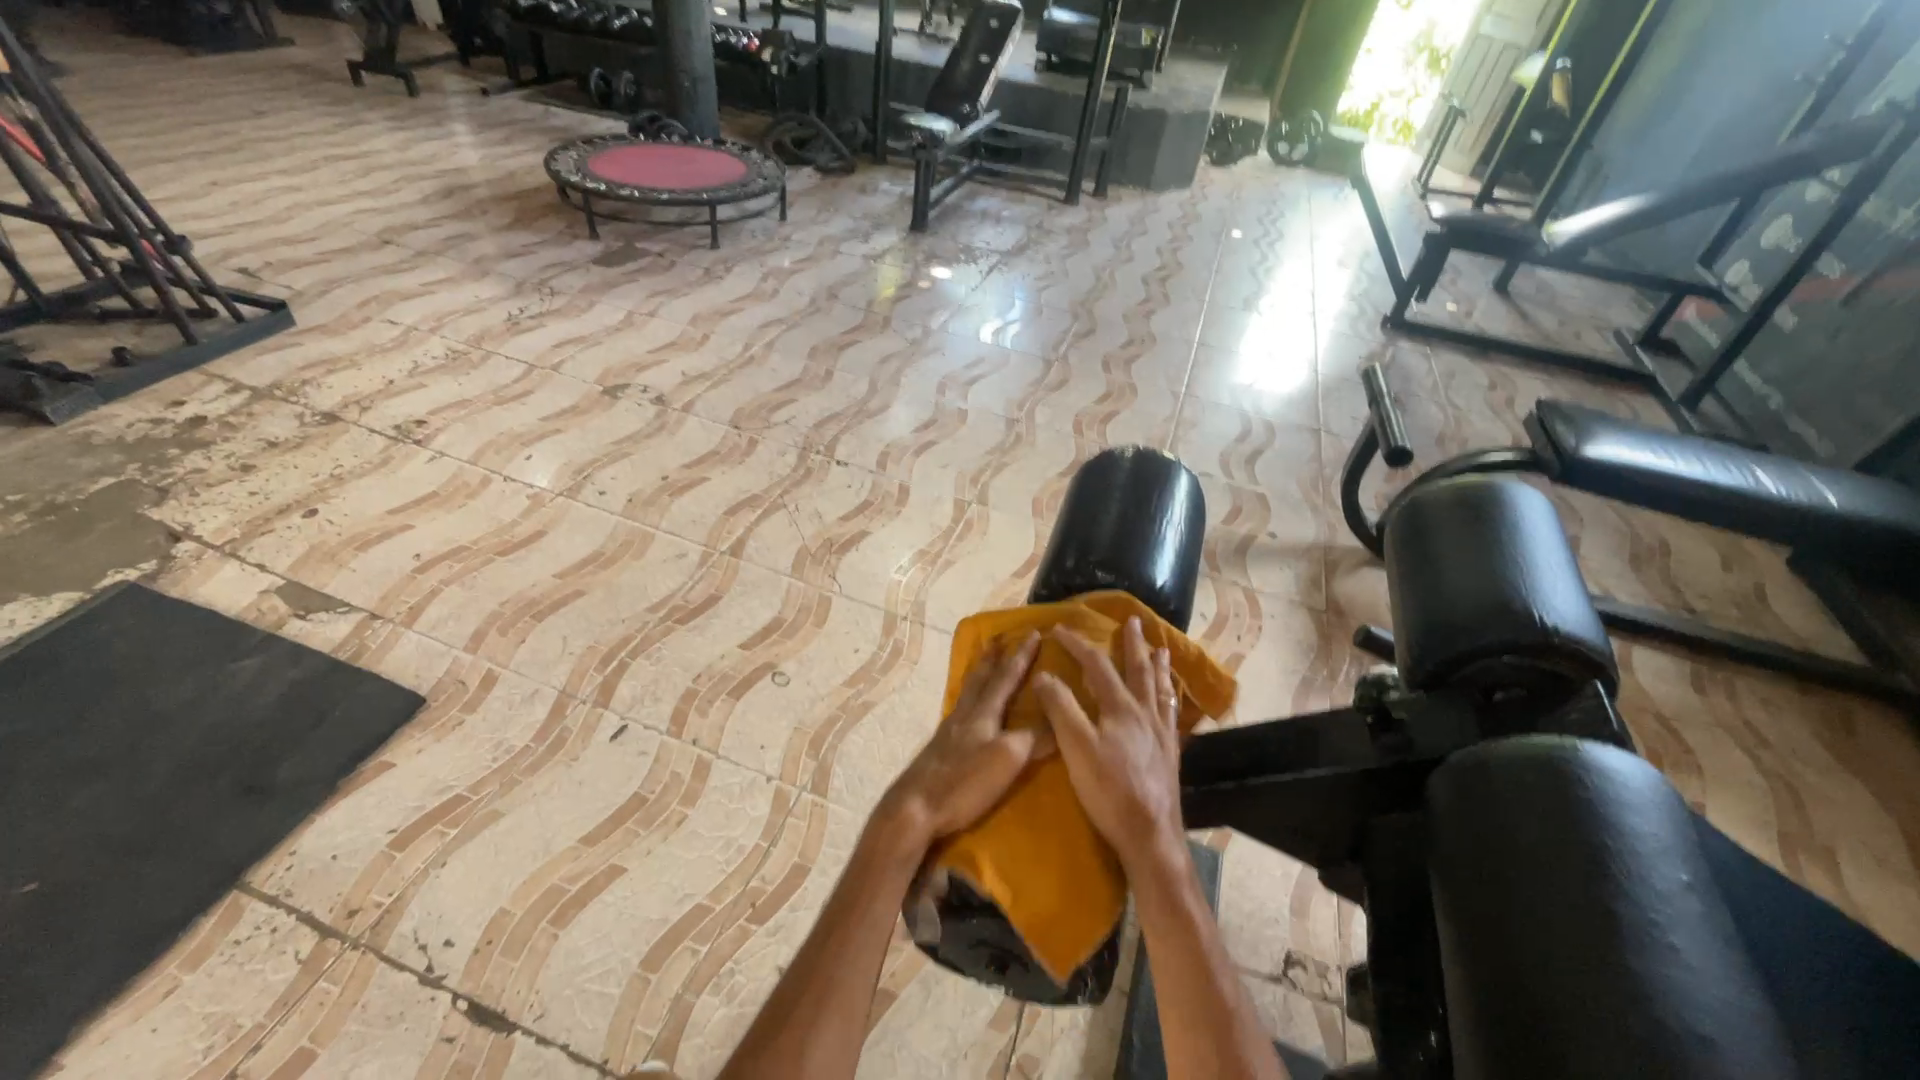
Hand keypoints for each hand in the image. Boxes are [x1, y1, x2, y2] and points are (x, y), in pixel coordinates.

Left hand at [877, 632, 1051, 854]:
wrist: (915, 808)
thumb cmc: (964, 781)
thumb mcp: (1008, 758)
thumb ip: (1033, 738)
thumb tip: (1059, 722)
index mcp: (982, 713)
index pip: (1006, 678)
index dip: (1021, 657)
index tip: (1034, 634)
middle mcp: (964, 716)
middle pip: (979, 680)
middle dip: (991, 659)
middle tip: (997, 640)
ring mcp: (948, 733)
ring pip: (967, 695)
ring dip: (978, 677)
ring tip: (982, 667)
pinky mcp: (940, 752)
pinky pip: (960, 713)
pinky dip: (969, 701)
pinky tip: (968, 712)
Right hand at [1032, 616, 1183, 871]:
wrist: (1150, 834)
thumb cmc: (1109, 791)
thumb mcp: (1076, 747)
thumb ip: (1061, 708)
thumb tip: (1044, 675)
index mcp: (1121, 708)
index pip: (1098, 666)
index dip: (1079, 645)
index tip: (1061, 628)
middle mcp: (1145, 713)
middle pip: (1140, 670)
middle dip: (1133, 644)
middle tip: (1135, 621)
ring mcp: (1162, 734)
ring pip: (1161, 689)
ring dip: (1158, 667)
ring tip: (1162, 651)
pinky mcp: (1170, 754)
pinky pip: (1172, 714)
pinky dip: (1170, 698)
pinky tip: (1171, 700)